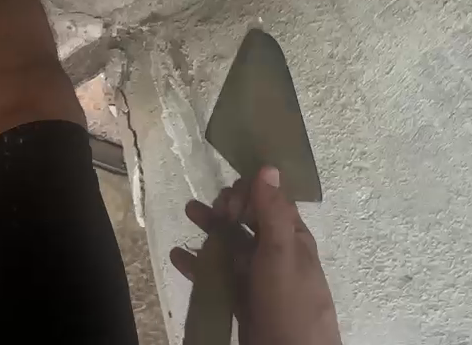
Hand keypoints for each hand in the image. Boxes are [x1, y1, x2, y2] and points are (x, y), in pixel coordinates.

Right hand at [170, 167, 340, 344]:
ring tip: (188, 215)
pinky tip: (178, 258)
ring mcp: (258, 280)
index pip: (271, 202)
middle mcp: (276, 256)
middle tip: (207, 208)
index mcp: (293, 241)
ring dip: (210, 228)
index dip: (250, 192)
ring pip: (231, 245)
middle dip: (225, 207)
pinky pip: (218, 275)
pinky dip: (198, 264)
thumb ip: (272, 212)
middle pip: (248, 220)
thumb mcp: (282, 256)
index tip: (229, 194)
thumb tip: (269, 166)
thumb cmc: (290, 306)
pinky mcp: (242, 300)